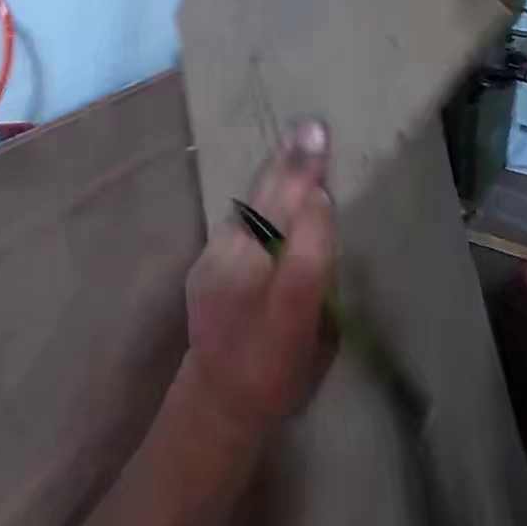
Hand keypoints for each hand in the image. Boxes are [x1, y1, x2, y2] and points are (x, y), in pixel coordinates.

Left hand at [180, 120, 338, 437]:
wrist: (217, 394)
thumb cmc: (283, 374)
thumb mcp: (319, 342)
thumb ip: (318, 283)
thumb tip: (318, 219)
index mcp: (284, 321)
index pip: (301, 263)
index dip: (313, 223)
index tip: (326, 188)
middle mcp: (243, 292)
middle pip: (270, 223)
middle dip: (294, 176)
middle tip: (313, 131)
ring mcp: (214, 272)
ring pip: (249, 211)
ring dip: (275, 174)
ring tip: (296, 141)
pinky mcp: (200, 261)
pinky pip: (235, 218)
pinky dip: (257, 194)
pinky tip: (273, 173)